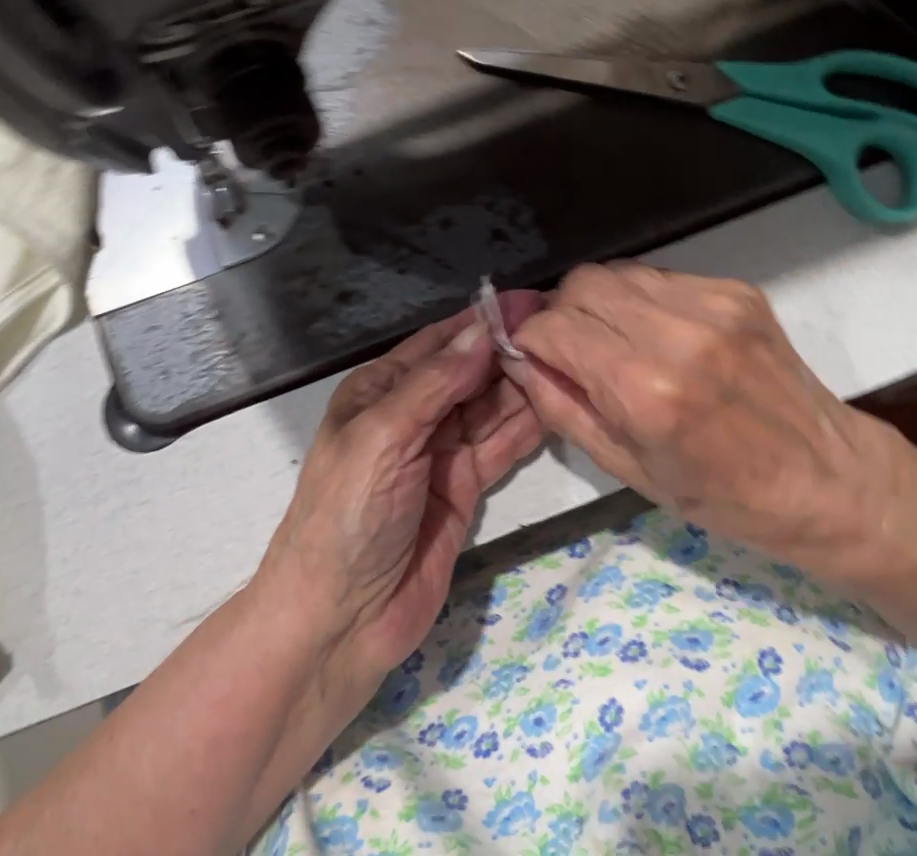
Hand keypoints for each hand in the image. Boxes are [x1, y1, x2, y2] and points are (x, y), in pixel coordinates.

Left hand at [255, 292, 545, 696]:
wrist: (341, 616)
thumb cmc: (348, 516)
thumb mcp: (382, 439)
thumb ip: (434, 386)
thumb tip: (482, 331)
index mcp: (379, 392)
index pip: (438, 345)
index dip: (481, 322)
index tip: (532, 301)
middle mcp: (411, 416)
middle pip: (469, 373)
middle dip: (510, 350)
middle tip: (568, 330)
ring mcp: (440, 454)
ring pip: (491, 408)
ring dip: (526, 385)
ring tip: (574, 359)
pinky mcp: (465, 490)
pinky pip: (502, 448)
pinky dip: (528, 427)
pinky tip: (561, 404)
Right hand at [505, 262, 909, 561]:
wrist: (823, 478)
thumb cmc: (718, 495)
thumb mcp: (624, 468)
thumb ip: (559, 405)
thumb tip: (516, 357)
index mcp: (644, 390)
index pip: (552, 327)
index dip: (529, 340)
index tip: (531, 358)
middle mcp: (677, 334)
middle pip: (579, 286)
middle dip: (560, 314)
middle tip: (570, 352)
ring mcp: (712, 305)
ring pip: (615, 273)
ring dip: (598, 304)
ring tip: (614, 345)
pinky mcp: (736, 291)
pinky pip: (657, 278)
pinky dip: (639, 302)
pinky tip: (656, 338)